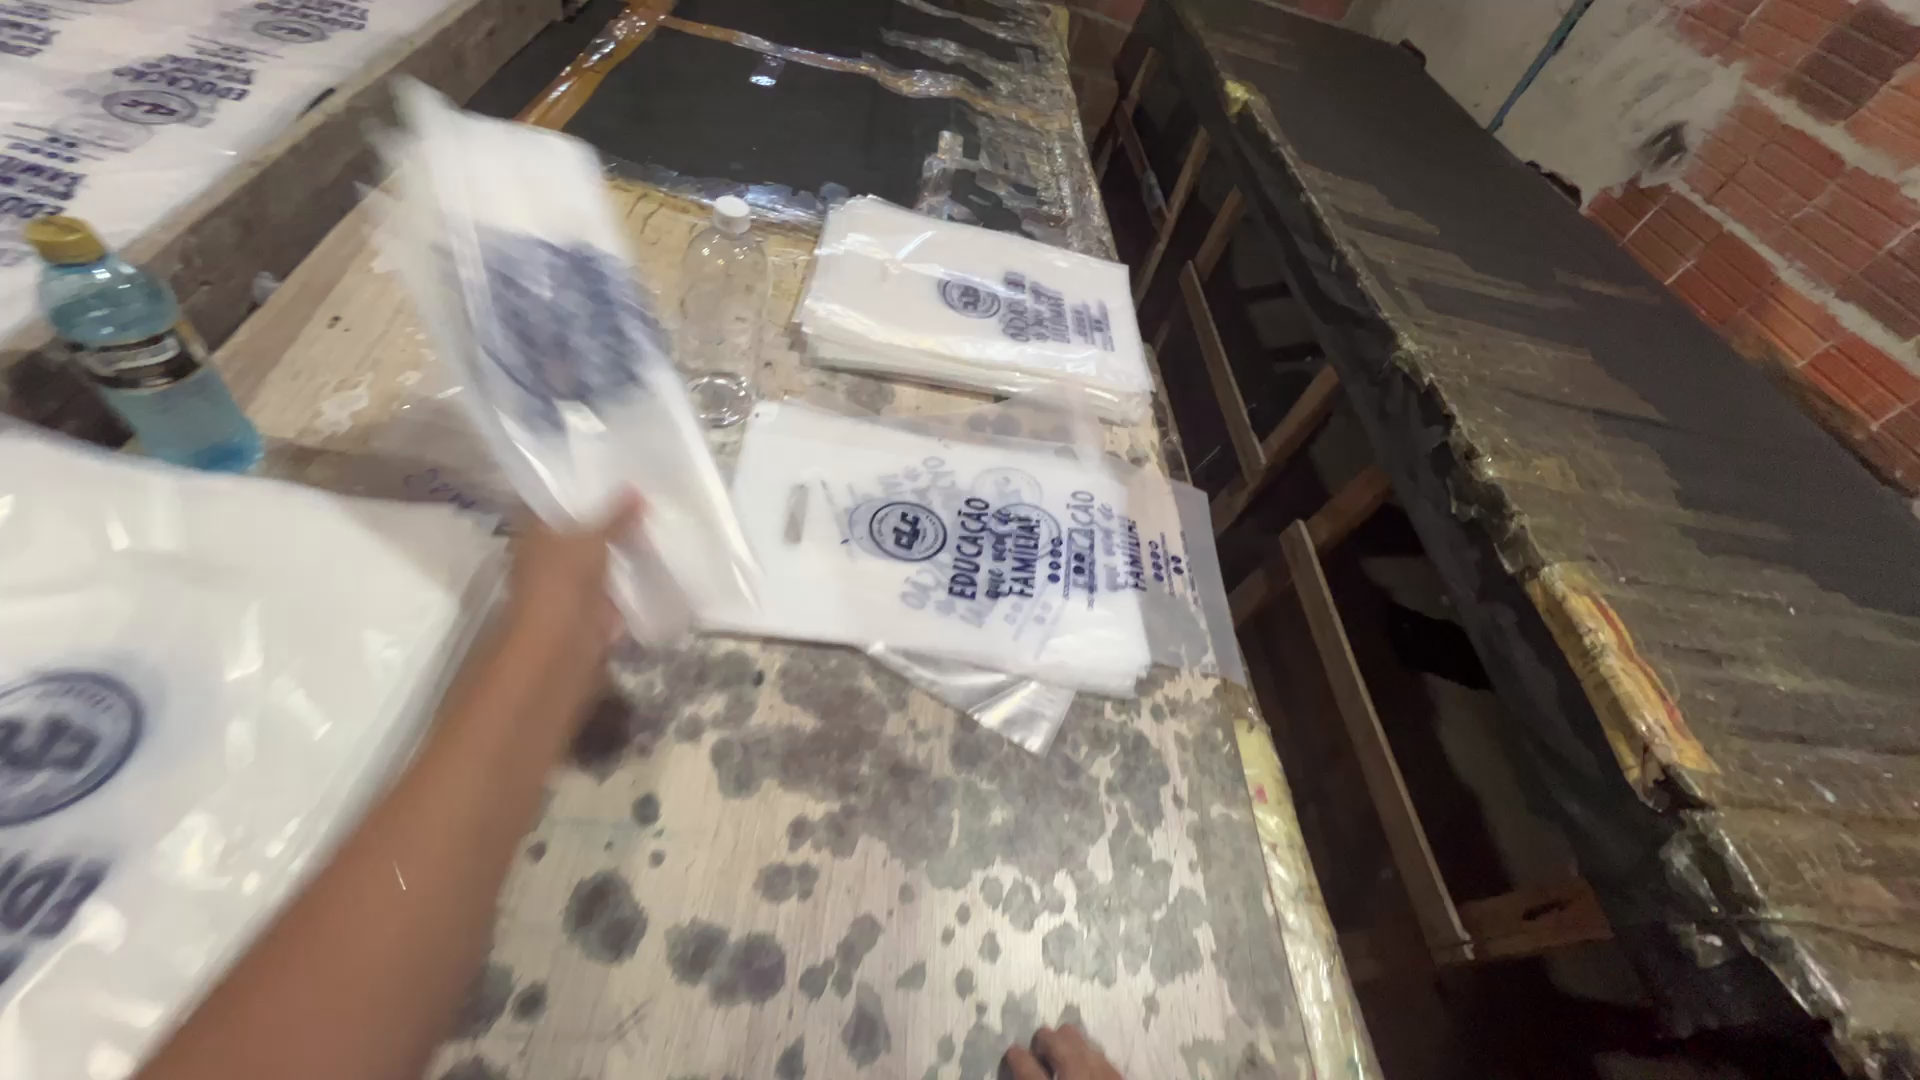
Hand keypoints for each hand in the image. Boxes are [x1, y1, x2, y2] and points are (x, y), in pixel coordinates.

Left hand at [504, 492, 642, 652]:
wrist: (564, 637)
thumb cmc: (562, 578)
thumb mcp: (592, 538)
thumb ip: (616, 516)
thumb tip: (637, 490)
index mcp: (536, 529)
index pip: (557, 499)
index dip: (581, 486)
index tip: (614, 474)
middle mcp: (549, 550)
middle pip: (583, 526)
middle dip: (610, 516)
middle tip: (645, 496)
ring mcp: (572, 577)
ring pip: (601, 552)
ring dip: (623, 544)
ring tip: (656, 521)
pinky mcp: (593, 598)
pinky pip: (617, 577)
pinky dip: (633, 570)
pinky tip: (657, 554)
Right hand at [1004, 1026, 1124, 1079]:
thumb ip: (1030, 1077)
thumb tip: (1021, 1064)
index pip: (1026, 1066)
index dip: (1016, 1057)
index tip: (1012, 1051)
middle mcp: (1076, 1072)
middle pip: (1054, 1038)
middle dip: (1043, 1041)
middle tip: (1039, 1053)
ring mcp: (1103, 1070)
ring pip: (1078, 1037)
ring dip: (1067, 1044)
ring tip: (1063, 1058)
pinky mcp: (1120, 1072)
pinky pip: (1099, 1053)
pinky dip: (1088, 1056)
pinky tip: (1087, 1068)